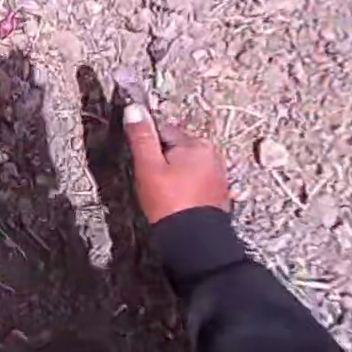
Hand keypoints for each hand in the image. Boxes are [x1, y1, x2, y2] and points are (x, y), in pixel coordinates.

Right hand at [122, 104, 231, 222]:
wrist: (195, 243)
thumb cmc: (169, 203)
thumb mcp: (148, 167)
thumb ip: (141, 136)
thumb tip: (133, 108)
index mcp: (197, 145)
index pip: (163, 133)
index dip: (149, 150)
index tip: (145, 168)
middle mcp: (212, 155)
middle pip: (175, 149)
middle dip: (162, 163)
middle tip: (154, 185)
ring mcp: (217, 175)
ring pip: (184, 166)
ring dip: (173, 177)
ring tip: (165, 197)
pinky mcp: (218, 193)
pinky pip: (194, 181)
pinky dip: (184, 189)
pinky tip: (176, 203)